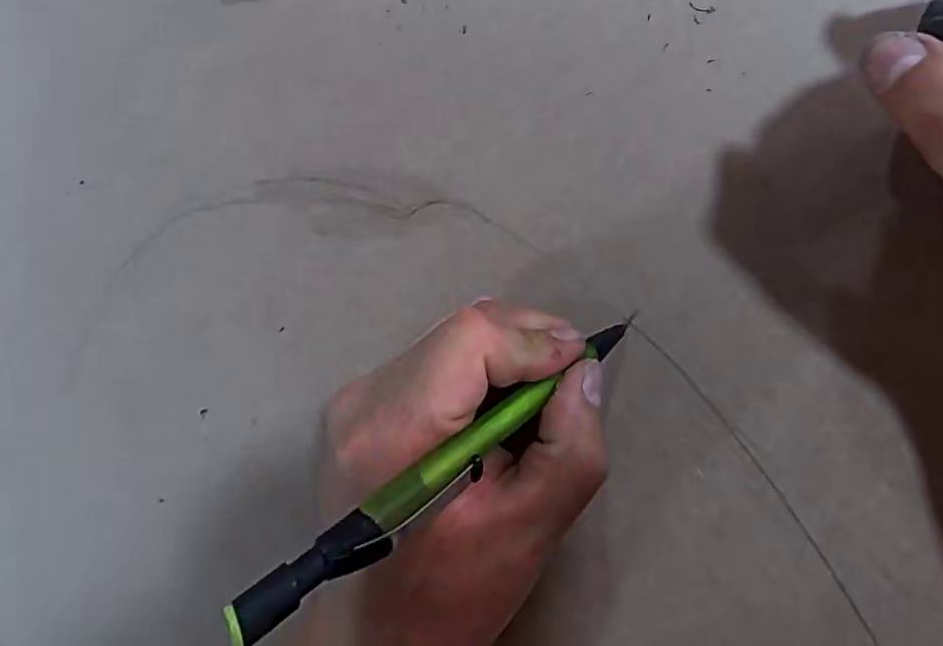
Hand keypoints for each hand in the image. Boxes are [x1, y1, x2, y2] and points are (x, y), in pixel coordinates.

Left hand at [296, 300, 607, 645]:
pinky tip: (500, 401)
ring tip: (541, 386)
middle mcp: (366, 396)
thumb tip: (583, 369)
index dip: (532, 339)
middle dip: (527, 337)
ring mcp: (359, 393)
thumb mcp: (527, 533)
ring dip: (506, 350)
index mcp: (393, 430)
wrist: (368, 634)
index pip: (469, 337)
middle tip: (570, 368)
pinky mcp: (365, 399)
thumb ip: (571, 448)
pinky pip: (436, 355)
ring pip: (451, 336)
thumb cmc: (446, 596)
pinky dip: (480, 365)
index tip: (578, 359)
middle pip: (461, 328)